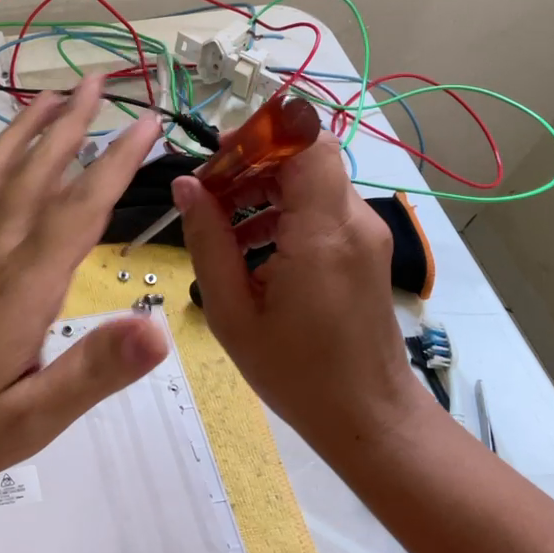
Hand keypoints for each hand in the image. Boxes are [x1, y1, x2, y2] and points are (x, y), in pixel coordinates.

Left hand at [0, 75, 169, 515]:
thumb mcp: (27, 422)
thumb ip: (93, 371)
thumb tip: (160, 328)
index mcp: (19, 292)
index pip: (78, 212)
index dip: (116, 162)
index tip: (145, 119)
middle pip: (31, 179)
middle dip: (67, 126)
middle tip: (94, 80)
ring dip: (17, 138)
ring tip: (39, 101)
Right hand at [174, 134, 423, 454]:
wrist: (367, 416)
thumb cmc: (295, 372)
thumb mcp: (233, 312)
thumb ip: (208, 242)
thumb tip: (185, 187)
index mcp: (322, 233)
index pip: (304, 143)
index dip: (258, 136)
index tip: (215, 162)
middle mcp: (352, 221)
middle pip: (304, 157)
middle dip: (250, 164)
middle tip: (206, 198)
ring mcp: (364, 234)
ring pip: (312, 180)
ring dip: (263, 189)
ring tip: (221, 229)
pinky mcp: (365, 250)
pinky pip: (322, 209)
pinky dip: (284, 212)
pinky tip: (251, 251)